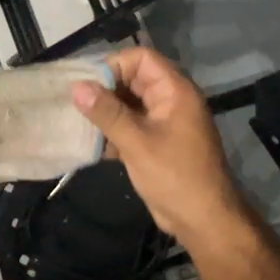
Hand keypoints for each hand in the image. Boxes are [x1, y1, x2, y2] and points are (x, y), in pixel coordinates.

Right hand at [71, 47, 255, 249]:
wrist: (204, 221)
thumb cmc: (175, 177)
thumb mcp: (137, 142)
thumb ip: (107, 112)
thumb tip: (77, 87)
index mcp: (175, 91)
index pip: (142, 59)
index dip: (113, 65)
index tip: (86, 83)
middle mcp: (171, 101)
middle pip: (134, 79)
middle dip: (105, 89)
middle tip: (75, 100)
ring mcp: (165, 122)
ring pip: (129, 104)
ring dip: (105, 111)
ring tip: (77, 120)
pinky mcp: (158, 143)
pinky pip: (131, 125)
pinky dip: (113, 130)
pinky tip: (91, 142)